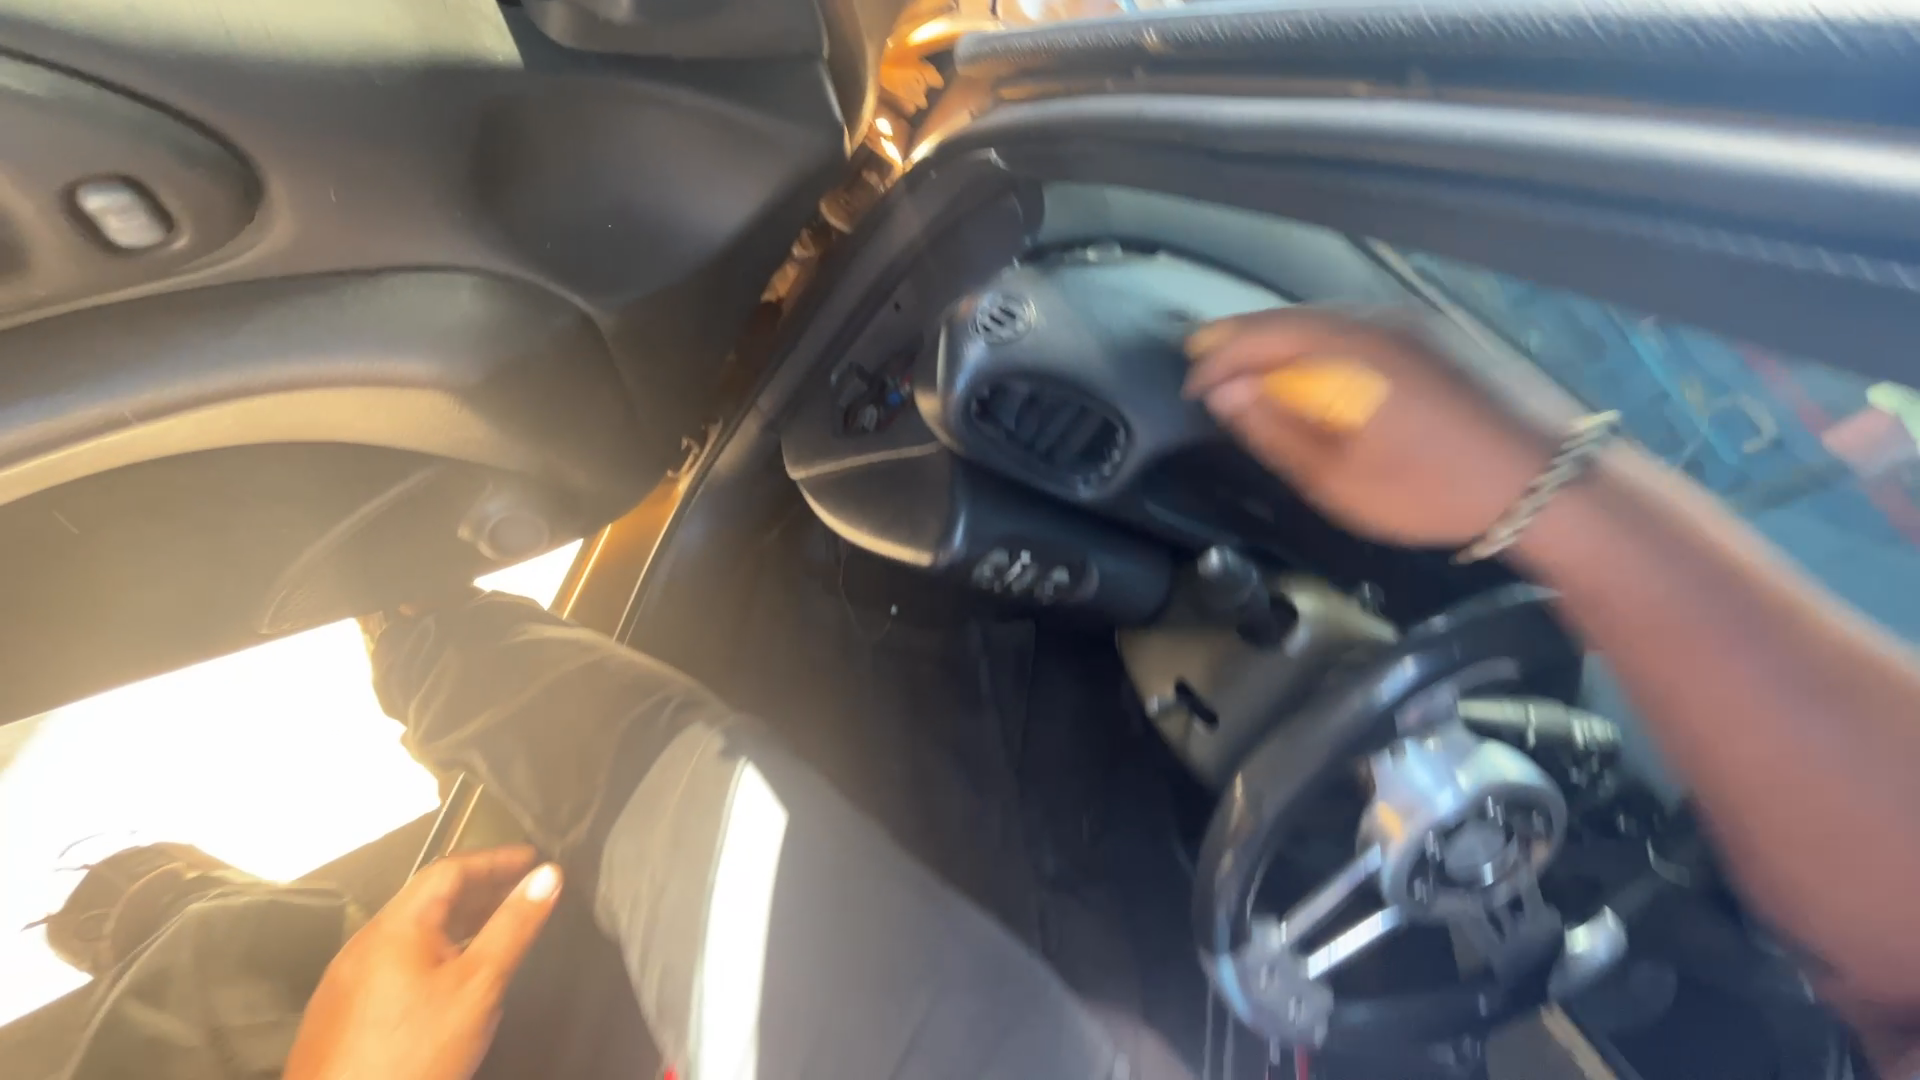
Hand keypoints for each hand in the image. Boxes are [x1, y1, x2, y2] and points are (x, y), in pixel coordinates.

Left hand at [284, 846, 561, 1079]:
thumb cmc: (415, 1053)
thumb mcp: (481, 984)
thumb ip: (516, 923)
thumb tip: (549, 874)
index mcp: (395, 927)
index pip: (451, 869)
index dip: (497, 859)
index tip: (534, 859)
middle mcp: (365, 943)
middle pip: (430, 896)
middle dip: (482, 887)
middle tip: (525, 890)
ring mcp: (347, 979)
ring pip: (413, 929)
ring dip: (460, 918)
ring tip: (501, 926)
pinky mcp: (341, 1012)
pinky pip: (397, 958)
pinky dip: (437, 947)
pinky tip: (457, 972)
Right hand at [1185, 308, 1577, 548]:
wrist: (1552, 482)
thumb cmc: (1431, 490)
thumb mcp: (1336, 476)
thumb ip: (1273, 429)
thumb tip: (1224, 393)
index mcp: (1352, 351)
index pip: (1262, 339)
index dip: (1218, 360)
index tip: (1190, 387)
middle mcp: (1381, 320)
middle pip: (1291, 319)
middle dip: (1241, 339)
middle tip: (1202, 359)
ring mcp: (1414, 322)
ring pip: (1324, 319)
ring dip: (1278, 338)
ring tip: (1245, 362)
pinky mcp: (1435, 335)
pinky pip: (1355, 326)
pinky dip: (1316, 341)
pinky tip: (1308, 363)